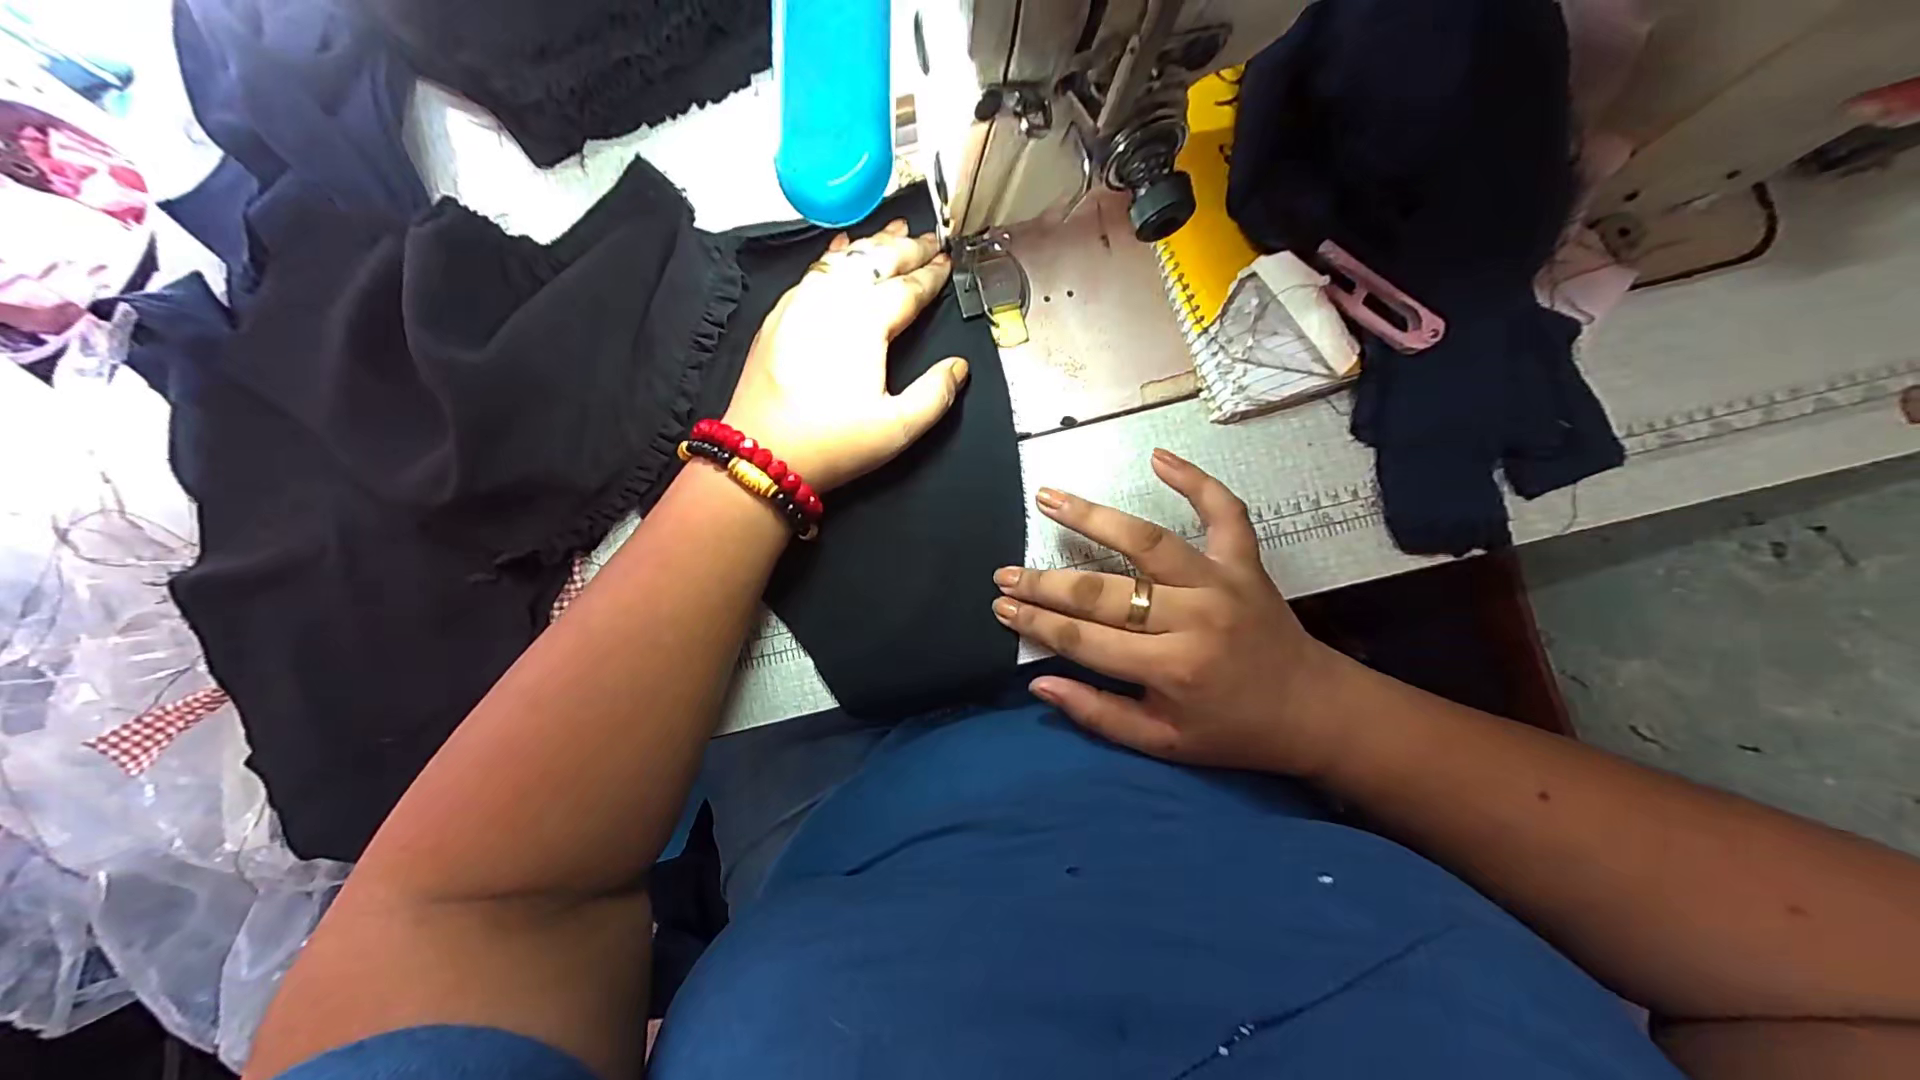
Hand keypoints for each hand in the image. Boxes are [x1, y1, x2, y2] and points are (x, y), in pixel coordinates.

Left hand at [721, 219, 968, 491]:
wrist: (762, 453)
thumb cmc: (830, 443)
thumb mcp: (897, 429)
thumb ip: (935, 394)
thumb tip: (958, 368)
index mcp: (865, 324)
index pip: (907, 288)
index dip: (931, 274)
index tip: (948, 262)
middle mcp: (832, 302)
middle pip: (875, 263)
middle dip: (907, 249)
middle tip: (931, 239)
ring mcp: (801, 305)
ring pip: (843, 260)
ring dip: (872, 245)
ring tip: (894, 232)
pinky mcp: (780, 316)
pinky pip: (813, 271)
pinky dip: (833, 256)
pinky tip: (841, 249)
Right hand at [991, 450, 1349, 777]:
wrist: (1315, 711)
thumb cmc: (1232, 730)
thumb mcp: (1162, 743)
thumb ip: (1098, 714)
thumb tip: (1037, 684)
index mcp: (1171, 670)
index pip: (1084, 640)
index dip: (1036, 622)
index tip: (1001, 605)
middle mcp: (1194, 619)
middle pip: (1103, 592)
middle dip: (1045, 582)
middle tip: (1005, 571)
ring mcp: (1223, 583)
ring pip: (1147, 541)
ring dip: (1092, 517)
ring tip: (1047, 497)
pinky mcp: (1246, 563)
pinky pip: (1224, 512)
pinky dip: (1195, 481)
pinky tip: (1158, 457)